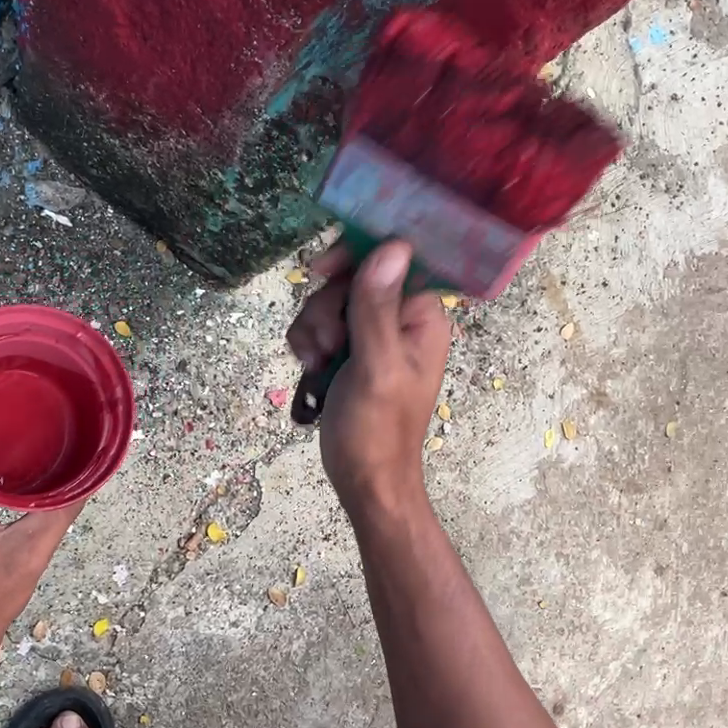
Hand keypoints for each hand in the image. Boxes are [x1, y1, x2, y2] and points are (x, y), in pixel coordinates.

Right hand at [285, 240, 451, 516]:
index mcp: (421, 316)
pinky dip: (306, 345)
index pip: (393, 257)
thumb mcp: (376, 368)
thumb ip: (377, 308)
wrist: (364, 482)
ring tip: (318, 366)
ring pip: (327, 303)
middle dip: (327, 309)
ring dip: (312, 331)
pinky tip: (310, 372)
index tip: (321, 271)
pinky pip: (316, 327)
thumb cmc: (377, 432)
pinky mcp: (345, 354)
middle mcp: (399, 319)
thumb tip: (391, 245)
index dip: (357, 255)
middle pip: (351, 278)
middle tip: (328, 349)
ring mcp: (370, 336)